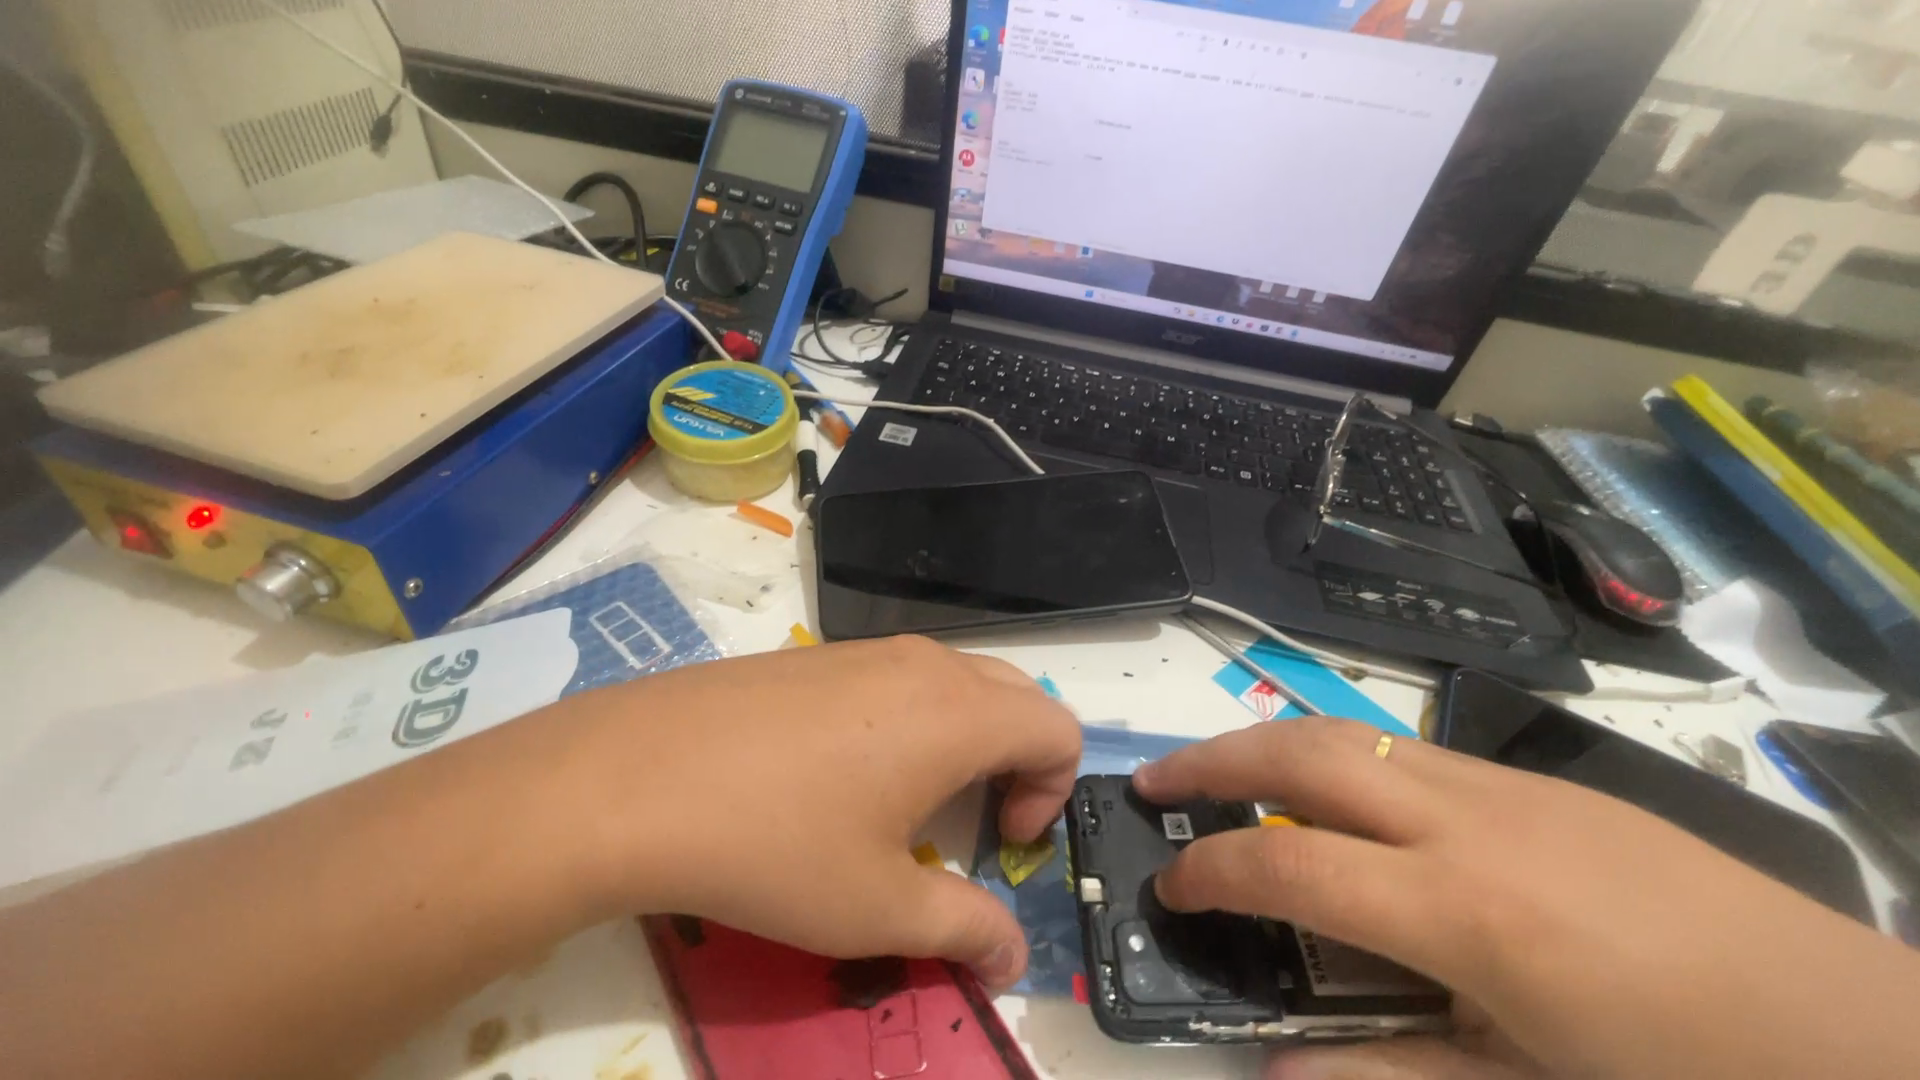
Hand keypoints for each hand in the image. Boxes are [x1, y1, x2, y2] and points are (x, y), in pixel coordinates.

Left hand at [540, 635, 1079, 989]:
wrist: (633, 779)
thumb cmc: (774, 846)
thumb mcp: (877, 909)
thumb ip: (964, 931)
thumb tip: (1012, 959)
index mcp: (958, 714)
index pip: (1058, 728)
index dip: (1053, 791)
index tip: (1003, 841)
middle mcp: (923, 665)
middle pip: (1015, 695)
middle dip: (1018, 759)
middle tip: (974, 820)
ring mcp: (863, 650)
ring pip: (954, 680)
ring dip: (963, 737)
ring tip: (907, 800)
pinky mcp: (813, 655)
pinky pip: (894, 677)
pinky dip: (908, 718)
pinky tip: (840, 773)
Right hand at [1133, 718, 1919, 1079]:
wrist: (1863, 1034)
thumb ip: (1391, 1074)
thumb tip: (1274, 1075)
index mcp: (1464, 913)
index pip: (1290, 863)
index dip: (1213, 871)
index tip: (1170, 886)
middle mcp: (1467, 823)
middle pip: (1302, 755)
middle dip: (1212, 761)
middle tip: (1154, 782)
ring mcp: (1503, 787)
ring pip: (1347, 734)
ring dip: (1264, 744)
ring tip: (1218, 770)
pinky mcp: (1534, 780)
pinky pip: (1402, 750)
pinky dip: (1335, 759)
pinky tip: (1334, 798)